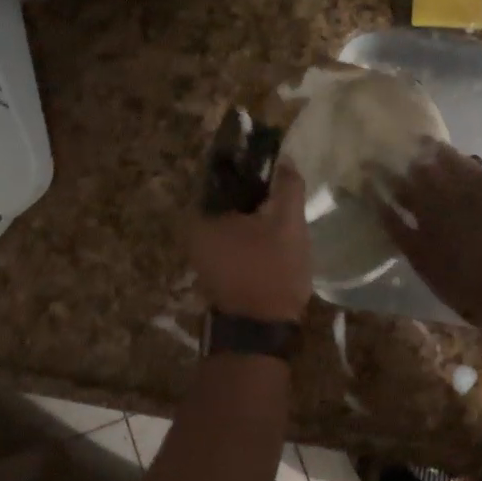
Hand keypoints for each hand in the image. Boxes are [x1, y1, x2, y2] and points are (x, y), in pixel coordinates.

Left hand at [186, 162, 310, 321]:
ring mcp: (201, 249)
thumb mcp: (288, 224)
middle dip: (250, 183)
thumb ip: (287, 187)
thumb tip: (284, 161)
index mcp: (201, 212)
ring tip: (279, 197)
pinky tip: (271, 225)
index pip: (220, 168)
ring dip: (251, 206)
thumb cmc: (271, 272)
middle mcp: (193, 227)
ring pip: (229, 215)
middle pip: (225, 192)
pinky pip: (231, 233)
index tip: (267, 150)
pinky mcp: (214, 265)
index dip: (245, 156)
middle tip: (278, 175)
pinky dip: (248, 227)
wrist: (259, 330)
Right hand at [374, 141, 481, 324]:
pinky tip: (434, 145)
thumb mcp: (451, 291)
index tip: (364, 187)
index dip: (375, 201)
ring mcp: (457, 196)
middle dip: (385, 174)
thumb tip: (426, 252)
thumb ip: (434, 268)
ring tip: (401, 146)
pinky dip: (442, 152)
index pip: (388, 219)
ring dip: (411, 158)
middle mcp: (430, 218)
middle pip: (402, 189)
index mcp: (419, 251)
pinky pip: (456, 161)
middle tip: (372, 161)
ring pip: (426, 170)